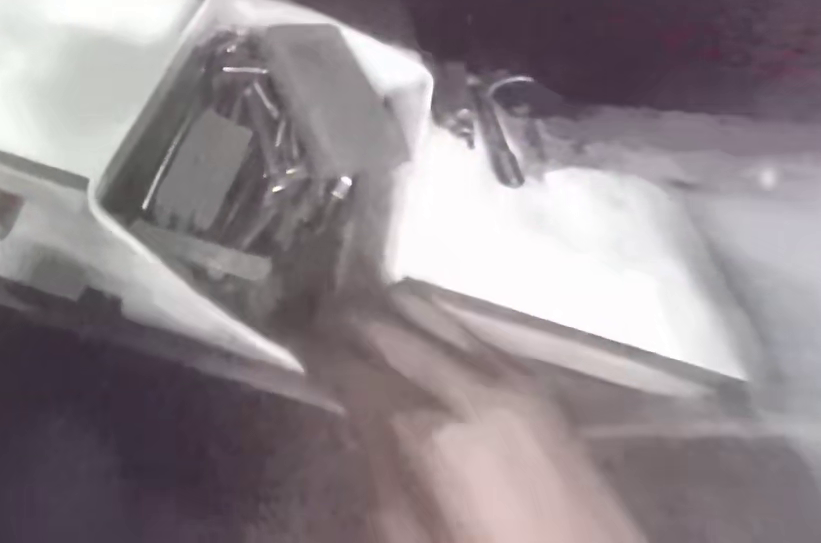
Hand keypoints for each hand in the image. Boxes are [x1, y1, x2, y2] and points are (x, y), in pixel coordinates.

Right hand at [308, 287, 644, 542]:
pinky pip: (458, 323)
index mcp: (430, 433)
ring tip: (354, 320)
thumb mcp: (409, 536)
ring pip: (419, 302)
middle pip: (379, 318)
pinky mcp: (531, 375)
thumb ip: (374, 458)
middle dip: (336, 316)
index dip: (312, 347)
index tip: (289, 338)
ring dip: (377, 305)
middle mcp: (466, 383)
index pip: (349, 363)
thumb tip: (351, 401)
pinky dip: (419, 319)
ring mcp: (505, 372)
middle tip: (311, 322)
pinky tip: (406, 338)